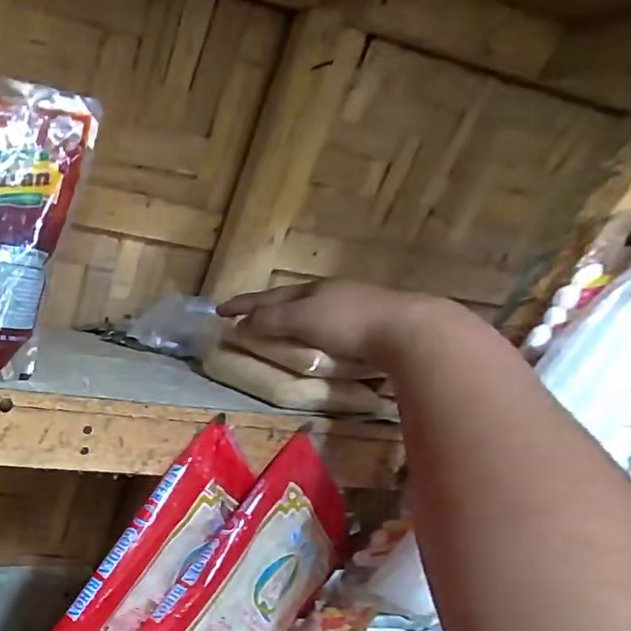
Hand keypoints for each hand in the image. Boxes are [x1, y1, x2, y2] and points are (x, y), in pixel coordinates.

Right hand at [219, 280, 445, 367]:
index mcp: (313, 290)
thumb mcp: (302, 319)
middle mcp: (332, 294)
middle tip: (245, 317)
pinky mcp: (371, 326)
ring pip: (312, 311)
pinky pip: (329, 325)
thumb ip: (270, 320)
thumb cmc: (349, 323)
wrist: (411, 332)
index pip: (269, 297)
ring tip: (276, 330)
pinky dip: (311, 330)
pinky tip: (312, 340)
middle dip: (266, 307)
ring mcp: (354, 307)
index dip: (243, 304)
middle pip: (291, 299)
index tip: (219, 311)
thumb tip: (241, 323)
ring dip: (289, 319)